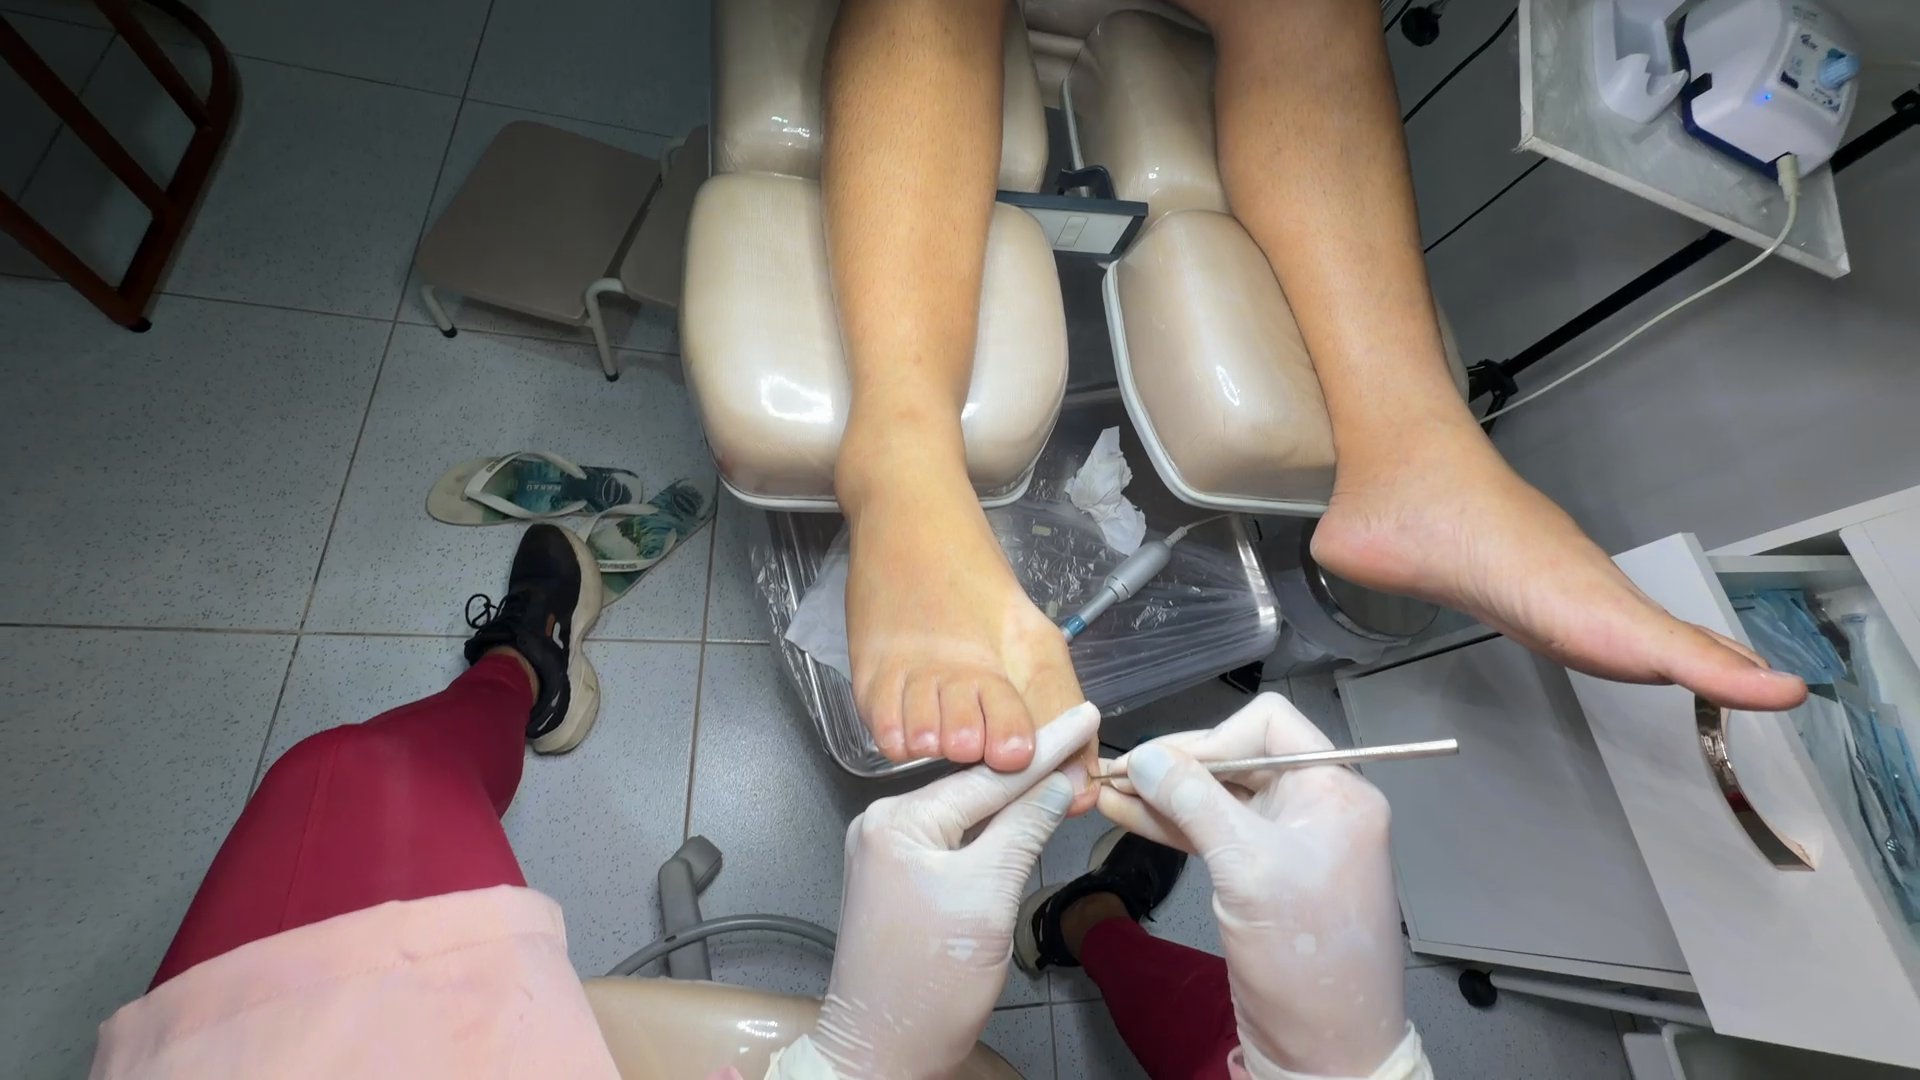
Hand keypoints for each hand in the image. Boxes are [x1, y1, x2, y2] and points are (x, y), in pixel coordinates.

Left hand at [812, 702, 1099, 1079]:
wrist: (881, 1056)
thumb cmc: (932, 984)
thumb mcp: (987, 900)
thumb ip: (1023, 831)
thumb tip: (1060, 783)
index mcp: (897, 820)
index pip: (988, 778)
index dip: (1046, 748)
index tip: (1086, 715)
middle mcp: (884, 820)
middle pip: (975, 789)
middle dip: (1032, 767)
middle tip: (1081, 731)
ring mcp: (887, 845)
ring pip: (966, 811)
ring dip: (1015, 796)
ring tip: (1062, 763)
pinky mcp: (897, 869)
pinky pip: (954, 834)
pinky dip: (992, 825)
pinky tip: (1022, 807)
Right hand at [842, 451, 1088, 777]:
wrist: (910, 518)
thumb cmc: (975, 577)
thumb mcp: (1034, 634)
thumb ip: (1059, 703)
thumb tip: (1084, 777)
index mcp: (1014, 660)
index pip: (1026, 744)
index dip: (1028, 764)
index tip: (1020, 756)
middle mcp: (958, 671)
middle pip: (971, 750)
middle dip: (979, 752)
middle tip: (975, 726)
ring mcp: (909, 672)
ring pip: (925, 746)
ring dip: (937, 743)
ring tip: (941, 715)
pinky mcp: (868, 671)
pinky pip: (885, 732)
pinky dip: (900, 734)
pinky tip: (912, 712)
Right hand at [1096, 693, 1405, 1077]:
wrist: (1325, 1055)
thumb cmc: (1304, 959)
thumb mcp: (1246, 868)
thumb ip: (1192, 801)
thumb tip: (1144, 755)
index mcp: (1333, 792)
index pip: (1268, 726)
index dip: (1212, 737)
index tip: (1165, 764)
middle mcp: (1312, 804)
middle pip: (1234, 757)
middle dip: (1176, 766)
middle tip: (1120, 771)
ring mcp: (1283, 837)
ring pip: (1215, 794)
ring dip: (1163, 793)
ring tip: (1109, 788)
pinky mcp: (1259, 867)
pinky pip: (1211, 828)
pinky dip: (1171, 821)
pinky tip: (1126, 812)